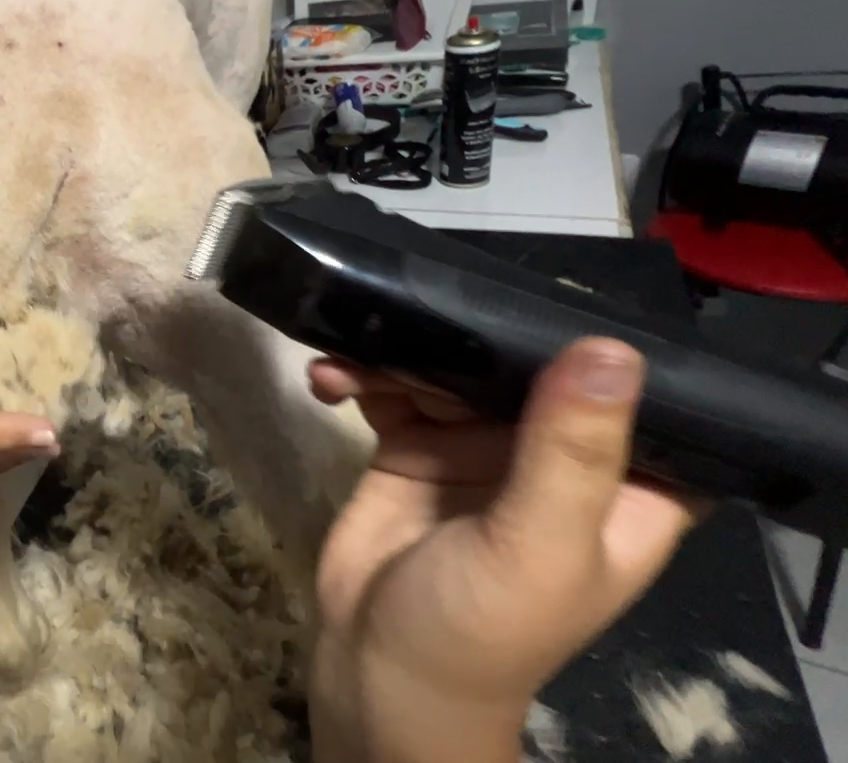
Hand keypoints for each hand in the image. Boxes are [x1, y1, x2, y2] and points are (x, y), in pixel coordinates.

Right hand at [306, 338, 701, 762]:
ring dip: (392, 356)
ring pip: (444, 373)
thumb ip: (569, 453)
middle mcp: (545, 459)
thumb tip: (608, 350)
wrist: (375, 662)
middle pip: (520, 371)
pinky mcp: (407, 448)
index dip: (598, 348)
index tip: (543, 296)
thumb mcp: (537, 545)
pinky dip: (355, 377)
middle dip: (463, 339)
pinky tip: (326, 380)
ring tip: (344, 362)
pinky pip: (387, 391)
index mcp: (613, 487)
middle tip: (406, 317)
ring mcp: (471, 451)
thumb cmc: (481, 623)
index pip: (633, 401)